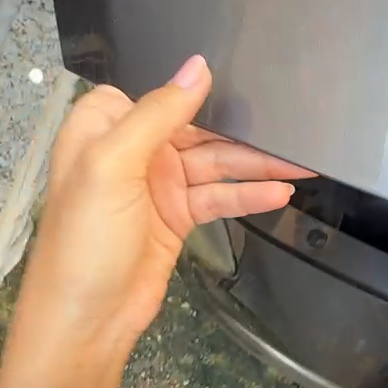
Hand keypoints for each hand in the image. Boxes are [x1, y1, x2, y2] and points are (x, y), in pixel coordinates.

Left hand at [7, 55, 312, 376]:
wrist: (86, 320)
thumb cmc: (86, 238)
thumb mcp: (114, 165)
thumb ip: (158, 113)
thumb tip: (199, 66)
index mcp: (105, 126)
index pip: (159, 92)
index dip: (196, 87)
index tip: (245, 74)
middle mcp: (132, 150)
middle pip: (197, 128)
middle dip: (243, 131)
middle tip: (294, 129)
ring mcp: (157, 185)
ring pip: (216, 164)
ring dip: (257, 165)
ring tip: (302, 164)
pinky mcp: (177, 217)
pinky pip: (219, 197)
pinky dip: (248, 195)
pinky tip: (280, 192)